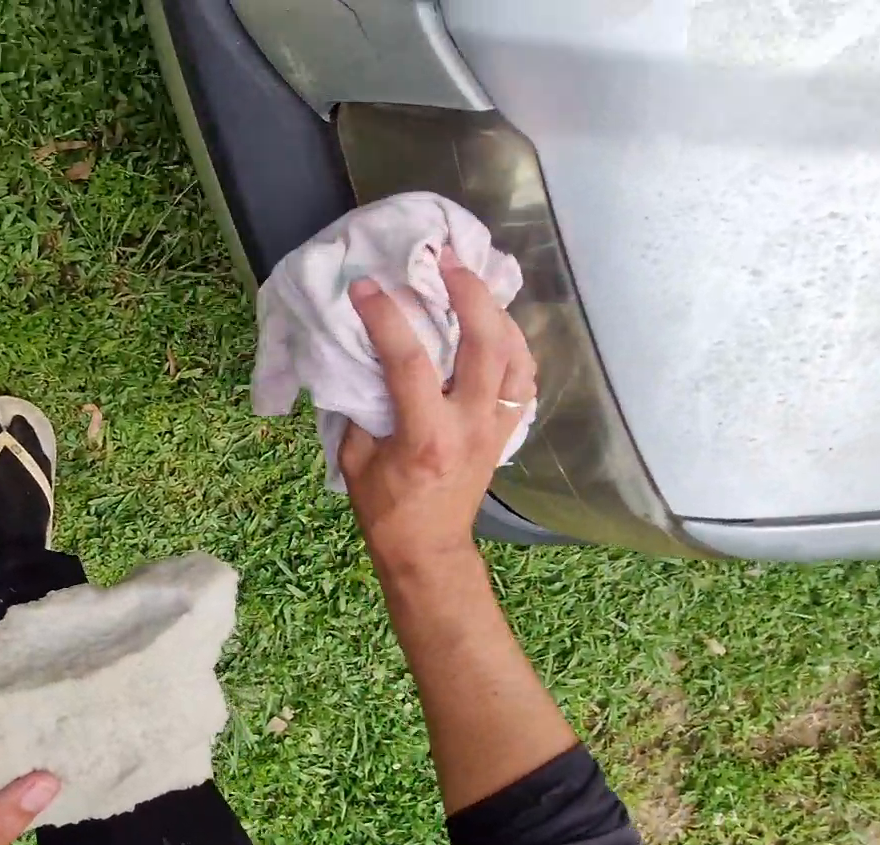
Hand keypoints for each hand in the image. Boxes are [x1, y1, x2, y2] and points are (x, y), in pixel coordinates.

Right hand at [340, 246, 536, 573]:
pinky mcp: (506, 431)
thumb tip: (359, 361)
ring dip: (498, 313)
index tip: (366, 286)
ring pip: (517, 355)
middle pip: (487, 344)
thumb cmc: (386, 511)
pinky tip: (496, 327)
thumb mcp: (355, 460)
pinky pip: (524, 377)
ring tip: (475, 284)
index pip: (409, 363)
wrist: (428, 549)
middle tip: (448, 260)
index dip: (386, 318)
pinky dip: (514, 345)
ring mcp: (497, 427)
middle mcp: (471, 425)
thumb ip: (359, 408)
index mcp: (426, 436)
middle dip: (469, 293)